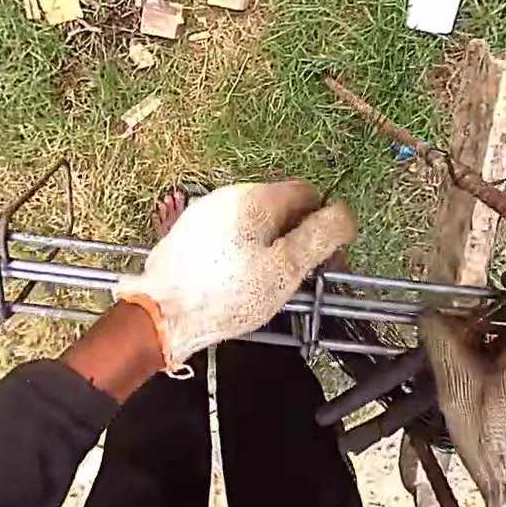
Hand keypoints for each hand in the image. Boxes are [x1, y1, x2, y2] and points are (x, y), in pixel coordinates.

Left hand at [113, 181, 355, 368]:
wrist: (163, 313)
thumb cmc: (229, 294)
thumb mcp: (287, 268)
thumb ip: (320, 236)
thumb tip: (342, 213)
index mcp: (257, 197)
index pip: (308, 193)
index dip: (324, 222)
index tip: (325, 256)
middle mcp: (229, 194)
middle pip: (281, 207)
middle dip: (296, 236)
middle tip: (299, 275)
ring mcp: (206, 211)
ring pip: (255, 221)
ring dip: (271, 244)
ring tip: (267, 281)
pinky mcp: (190, 231)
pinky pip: (231, 233)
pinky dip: (244, 250)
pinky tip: (239, 279)